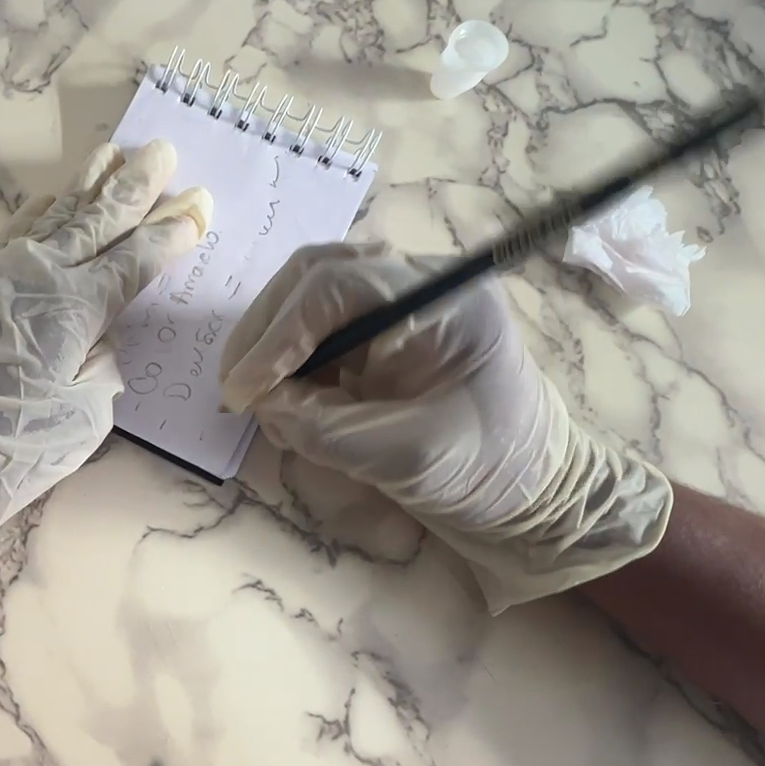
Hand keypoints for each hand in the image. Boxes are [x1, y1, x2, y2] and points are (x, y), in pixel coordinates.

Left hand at [0, 140, 212, 622]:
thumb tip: (98, 333)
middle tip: (164, 151)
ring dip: (89, 184)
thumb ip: (101, 361)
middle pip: (100, 221)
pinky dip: (40, 211)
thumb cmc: (13, 442)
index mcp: (79, 308)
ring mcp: (4, 273)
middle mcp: (44, 276)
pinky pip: (15, 233)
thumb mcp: (84, 414)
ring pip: (58, 217)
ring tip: (115, 152)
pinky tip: (52, 197)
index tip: (200, 204)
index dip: (171, 232)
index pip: (136, 260)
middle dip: (137, 186)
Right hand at [219, 241, 670, 611]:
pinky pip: (314, 325)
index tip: (244, 392)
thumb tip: (261, 405)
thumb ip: (324, 428)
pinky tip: (281, 395)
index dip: (278, 335)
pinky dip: (285, 357)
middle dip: (264, 329)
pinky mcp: (378, 331)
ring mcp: (395, 304)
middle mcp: (416, 285)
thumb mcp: (404, 456)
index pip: (338, 286)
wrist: (528, 492)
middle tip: (236, 387)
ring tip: (253, 394)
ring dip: (269, 340)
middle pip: (315, 273)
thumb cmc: (486, 473)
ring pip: (306, 292)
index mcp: (443, 301)